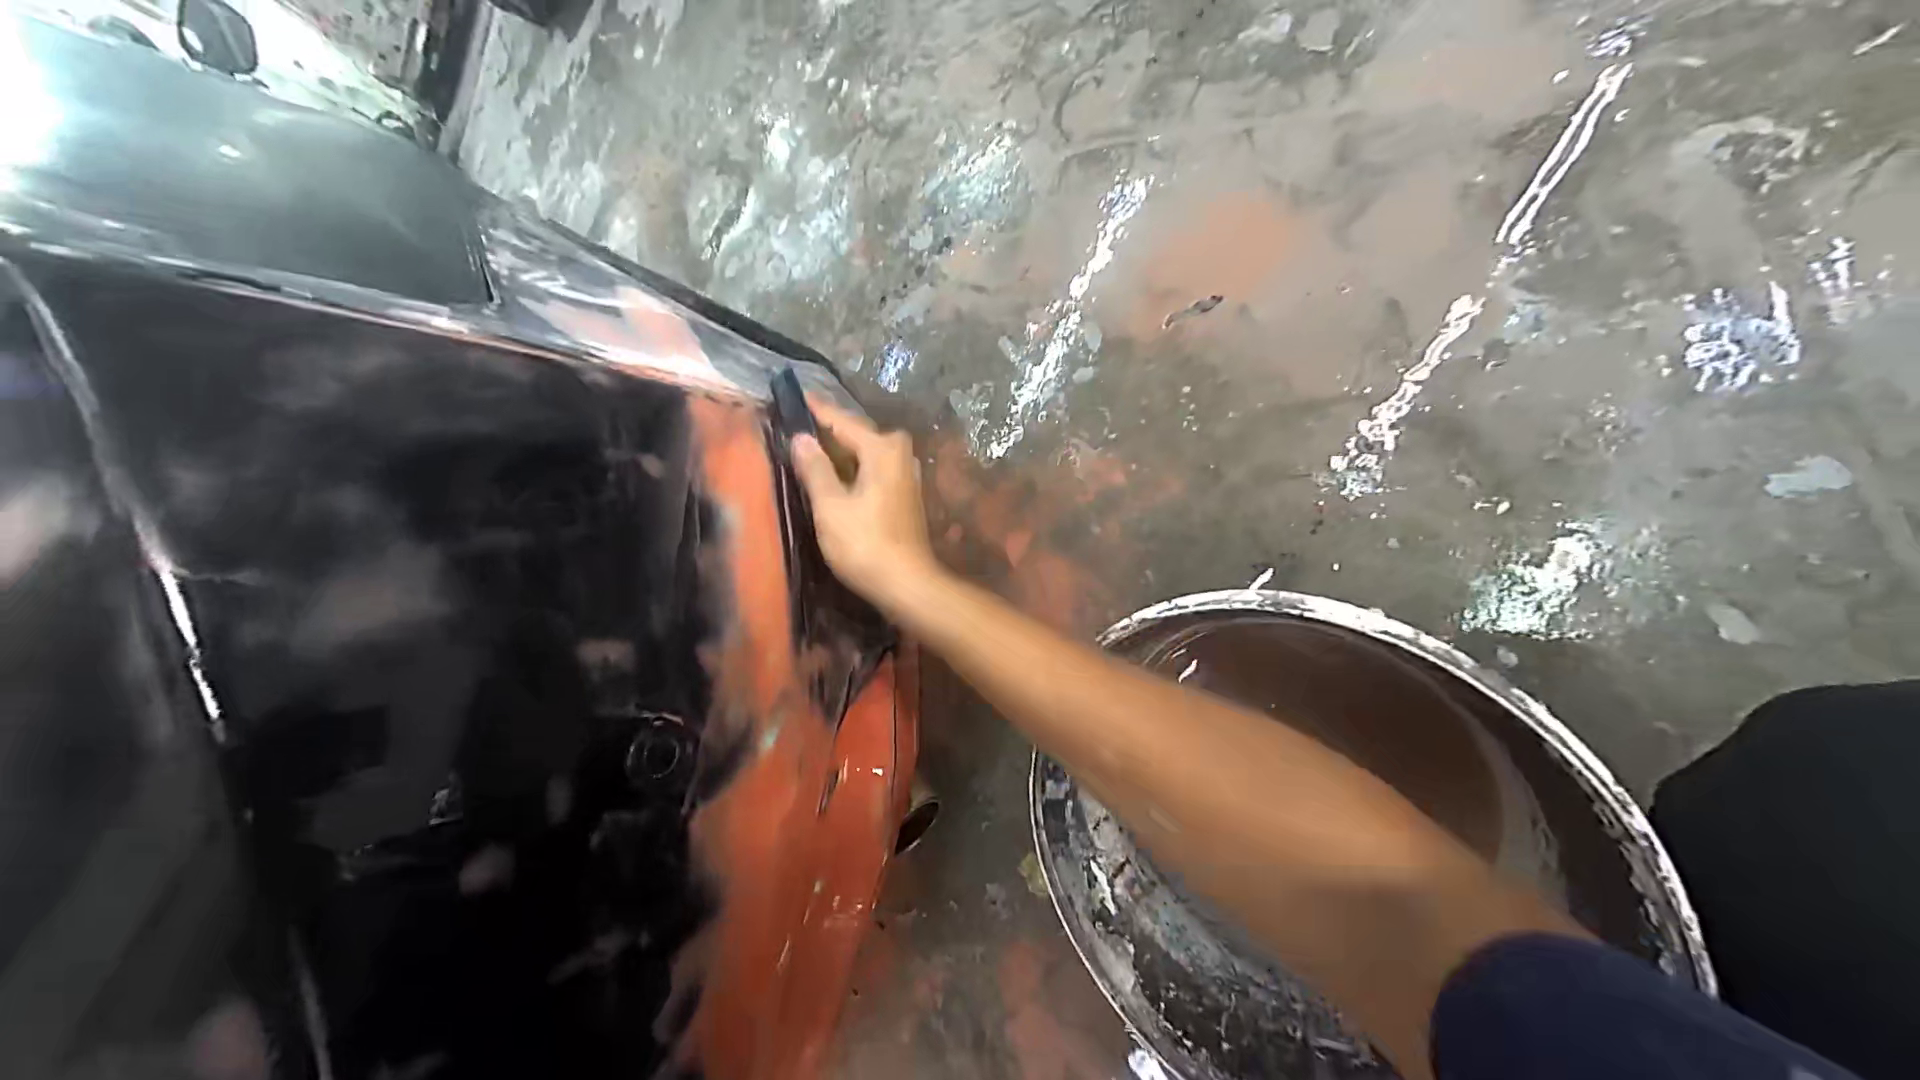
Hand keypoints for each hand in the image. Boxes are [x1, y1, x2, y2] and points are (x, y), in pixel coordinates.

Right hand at [790, 399, 939, 607]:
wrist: (907, 584)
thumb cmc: (864, 544)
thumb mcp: (831, 506)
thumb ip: (815, 469)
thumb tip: (801, 438)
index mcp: (882, 449)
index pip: (842, 421)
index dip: (817, 410)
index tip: (797, 394)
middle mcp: (900, 454)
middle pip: (858, 435)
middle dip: (830, 430)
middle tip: (798, 425)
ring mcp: (907, 475)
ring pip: (867, 453)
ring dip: (841, 451)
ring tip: (811, 448)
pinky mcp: (906, 495)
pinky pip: (874, 469)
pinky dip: (854, 468)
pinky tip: (836, 476)